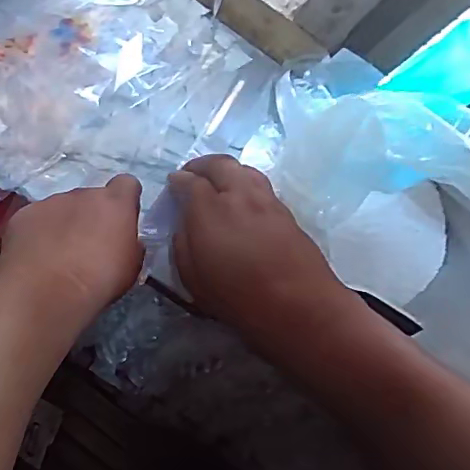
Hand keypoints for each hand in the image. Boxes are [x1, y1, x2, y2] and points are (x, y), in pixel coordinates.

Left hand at [0, 175, 144, 320]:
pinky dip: (36, 234)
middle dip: (90, 217)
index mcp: (114, 203)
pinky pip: (35, 220)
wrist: (46, 291)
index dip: (124, 201)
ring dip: (62, 225)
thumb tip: (125, 241)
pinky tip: (35, 258)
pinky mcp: (22, 215)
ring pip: (60, 208)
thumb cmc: (98, 281)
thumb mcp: (131, 267)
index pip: (126, 184)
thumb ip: (130, 244)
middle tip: (86, 248)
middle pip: (90, 198)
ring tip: (56, 257)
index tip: (120, 222)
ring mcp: (49, 202)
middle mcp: (82, 194)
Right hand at [166, 156, 352, 346]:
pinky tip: (241, 200)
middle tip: (192, 174)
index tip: (172, 184)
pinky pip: (260, 185)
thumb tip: (184, 224)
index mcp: (209, 209)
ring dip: (227, 170)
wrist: (298, 304)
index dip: (177, 181)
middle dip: (202, 165)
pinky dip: (245, 182)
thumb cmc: (237, 297)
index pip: (189, 181)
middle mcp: (239, 195)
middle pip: (220, 164)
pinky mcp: (286, 212)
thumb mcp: (193, 278)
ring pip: (244, 170)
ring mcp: (266, 200)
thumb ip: (182, 244)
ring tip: (217, 183)